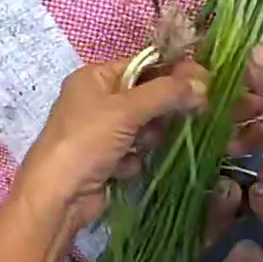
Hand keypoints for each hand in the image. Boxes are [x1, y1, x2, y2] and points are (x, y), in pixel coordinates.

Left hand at [14, 57, 207, 230]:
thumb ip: (167, 93)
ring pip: (146, 126)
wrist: (59, 196)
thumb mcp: (127, 110)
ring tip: (137, 148)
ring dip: (147, 138)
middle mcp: (97, 100)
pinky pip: (136, 151)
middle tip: (187, 116)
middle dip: (160, 112)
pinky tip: (122, 168)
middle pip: (148, 97)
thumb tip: (203, 82)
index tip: (203, 83)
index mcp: (95, 77)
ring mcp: (101, 131)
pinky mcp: (107, 158)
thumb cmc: (86, 141)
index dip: (173, 74)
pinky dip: (135, 158)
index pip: (144, 66)